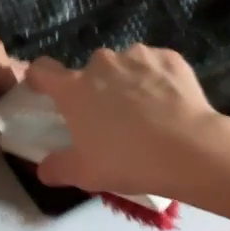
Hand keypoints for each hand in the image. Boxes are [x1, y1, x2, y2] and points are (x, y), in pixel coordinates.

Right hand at [24, 44, 223, 197]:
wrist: (190, 149)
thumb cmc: (129, 161)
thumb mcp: (85, 174)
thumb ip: (57, 168)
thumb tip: (43, 168)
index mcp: (74, 88)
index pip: (42, 70)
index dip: (40, 79)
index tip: (46, 93)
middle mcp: (101, 63)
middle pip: (90, 71)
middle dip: (96, 89)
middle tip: (110, 120)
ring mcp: (137, 56)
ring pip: (124, 66)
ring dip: (128, 82)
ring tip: (146, 113)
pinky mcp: (168, 57)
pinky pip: (155, 65)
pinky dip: (157, 79)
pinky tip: (169, 104)